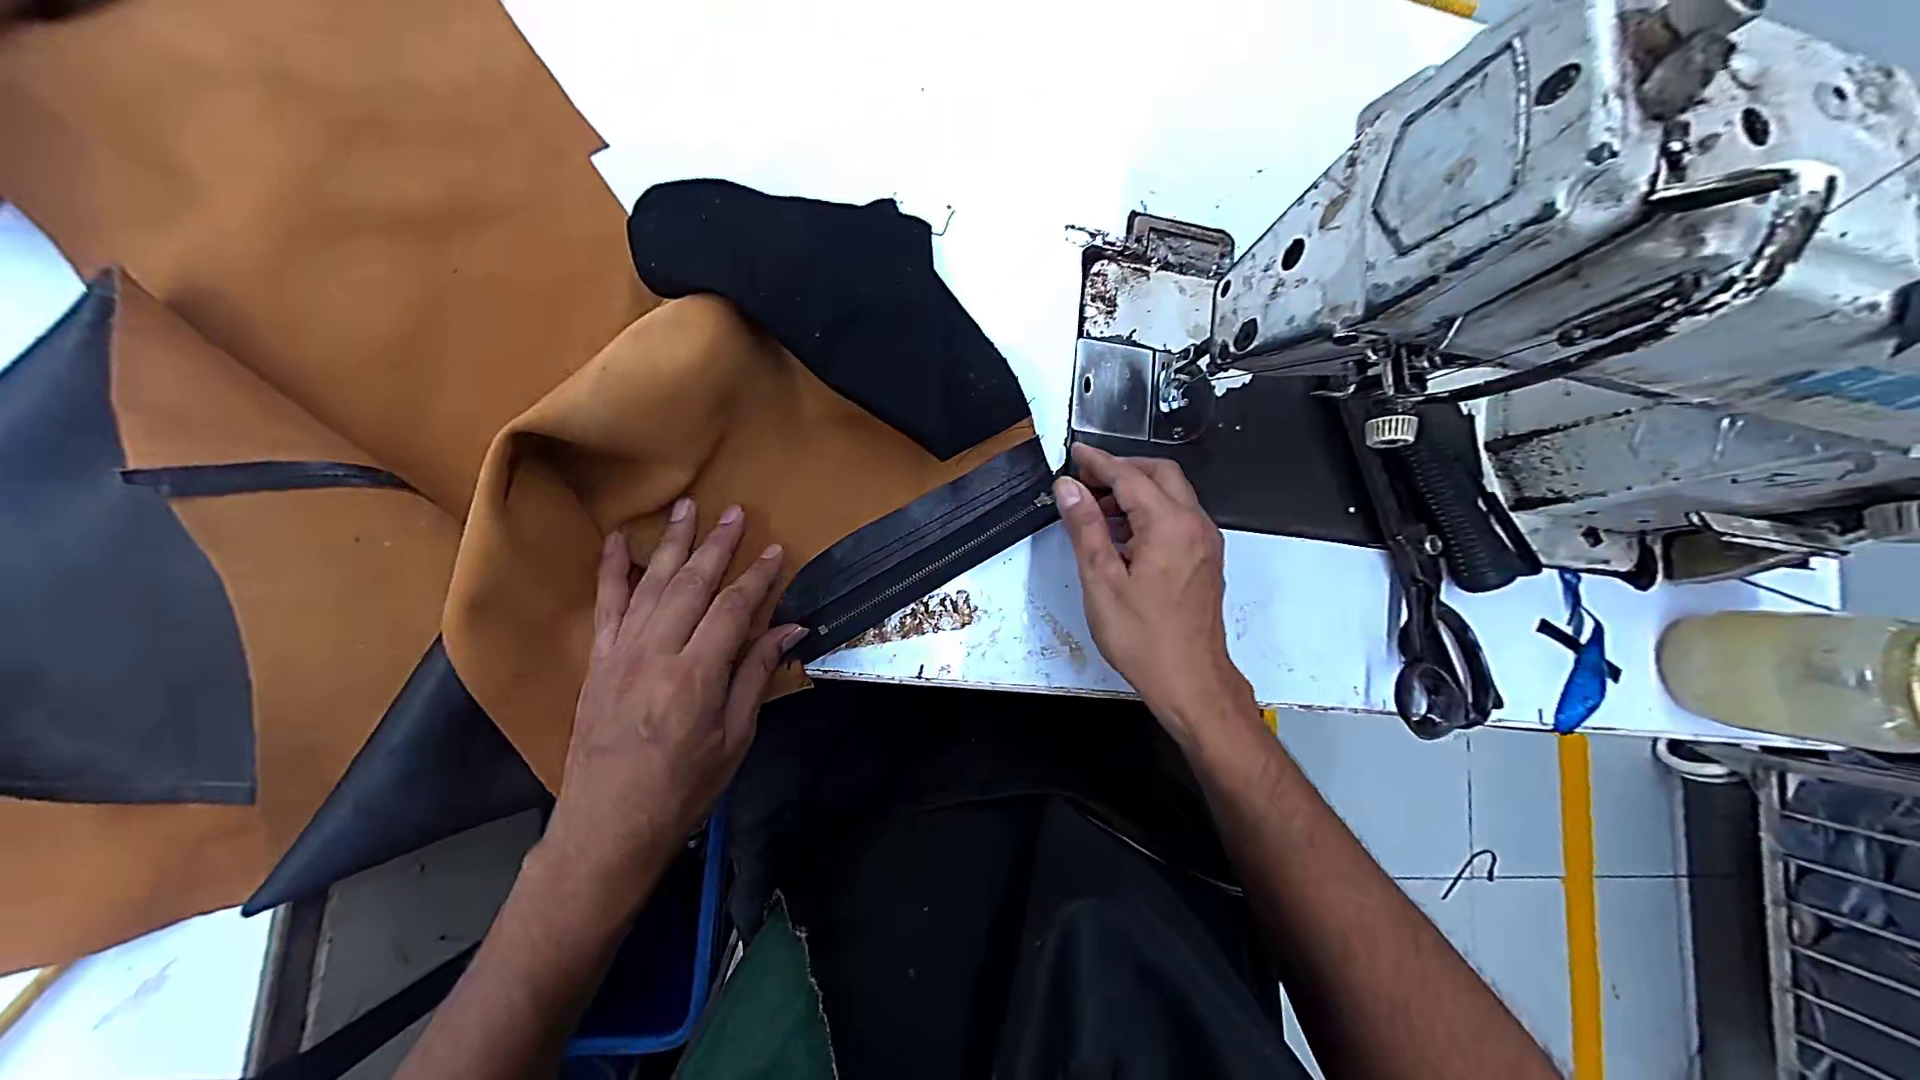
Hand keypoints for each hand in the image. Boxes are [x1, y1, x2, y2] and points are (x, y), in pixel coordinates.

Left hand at [544, 499, 805, 904]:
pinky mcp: (598, 661)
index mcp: (696, 677)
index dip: (757, 578)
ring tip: (686, 508)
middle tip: (736, 512)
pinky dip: (612, 571)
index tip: (775, 551)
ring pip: (651, 585)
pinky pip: (605, 606)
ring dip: (672, 543)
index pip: (733, 609)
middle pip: (691, 585)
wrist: (609, 823)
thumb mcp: (735, 737)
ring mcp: (621, 654)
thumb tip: (790, 630)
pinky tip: (619, 541)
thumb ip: (756, 675)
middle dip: (717, 545)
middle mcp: (656, 654)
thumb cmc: (684, 787)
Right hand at [1053, 444, 1258, 748]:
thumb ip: (1086, 528)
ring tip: (1096, 508)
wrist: (1190, 680)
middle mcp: (1195, 527)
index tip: (1076, 455)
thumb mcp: (1102, 580)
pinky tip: (1122, 534)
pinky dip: (1149, 512)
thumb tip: (1070, 490)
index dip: (1098, 462)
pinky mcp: (1204, 559)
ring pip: (1171, 495)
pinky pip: (1177, 518)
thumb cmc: (1149, 641)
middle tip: (1085, 477)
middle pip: (1158, 474)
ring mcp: (1204, 543)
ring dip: (1135, 490)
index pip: (1129, 476)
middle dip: (1120, 469)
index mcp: (1170, 526)